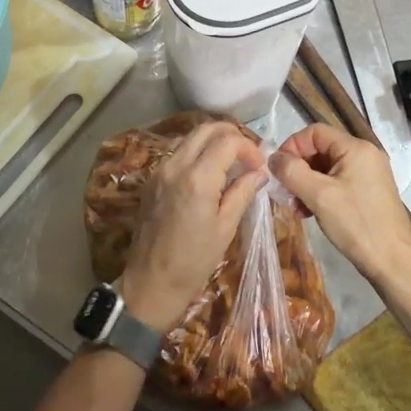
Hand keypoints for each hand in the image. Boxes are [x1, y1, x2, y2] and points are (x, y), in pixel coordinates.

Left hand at [118, 122, 267, 332]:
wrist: (151, 281)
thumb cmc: (194, 261)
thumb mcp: (226, 227)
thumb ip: (242, 192)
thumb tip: (259, 172)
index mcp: (198, 178)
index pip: (227, 141)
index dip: (248, 147)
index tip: (258, 166)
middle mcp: (176, 165)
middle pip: (206, 129)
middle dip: (230, 135)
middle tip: (247, 156)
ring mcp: (160, 170)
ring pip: (189, 138)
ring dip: (212, 142)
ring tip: (230, 163)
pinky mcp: (151, 179)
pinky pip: (177, 153)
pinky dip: (196, 153)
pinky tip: (208, 174)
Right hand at [272, 124, 410, 287]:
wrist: (393, 263)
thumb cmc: (356, 225)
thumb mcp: (318, 195)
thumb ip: (291, 171)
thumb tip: (273, 158)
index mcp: (356, 148)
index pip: (315, 132)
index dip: (292, 146)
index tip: (279, 170)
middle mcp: (366, 155)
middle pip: (321, 148)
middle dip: (299, 167)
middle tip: (285, 191)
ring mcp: (371, 174)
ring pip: (328, 167)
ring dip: (307, 182)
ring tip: (297, 206)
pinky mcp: (370, 192)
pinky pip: (339, 182)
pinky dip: (321, 192)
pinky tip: (311, 211)